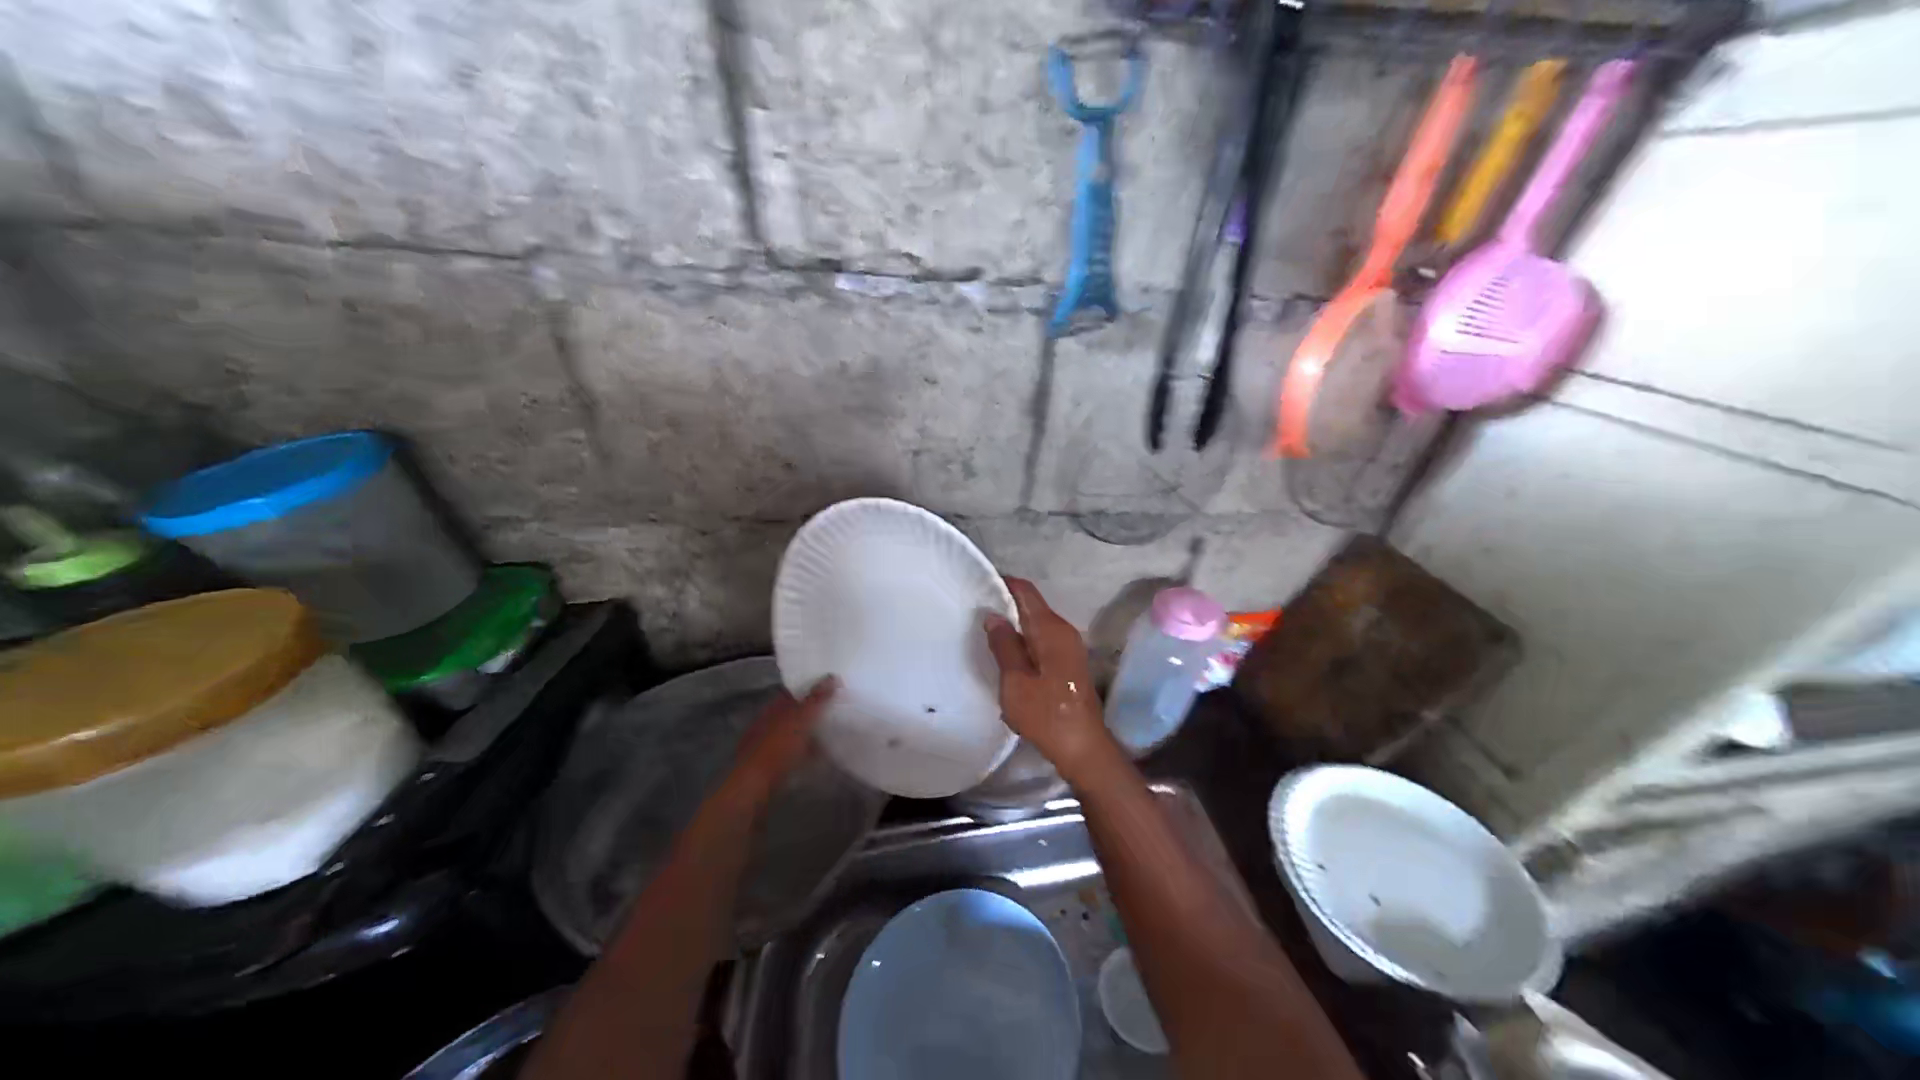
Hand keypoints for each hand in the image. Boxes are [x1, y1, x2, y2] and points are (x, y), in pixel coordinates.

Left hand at [727, 676, 836, 800]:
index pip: (792, 692)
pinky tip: (818, 758)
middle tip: (836, 712)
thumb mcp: (801, 719)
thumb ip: (817, 699)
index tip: (832, 689)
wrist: (754, 787)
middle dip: (811, 713)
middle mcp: (767, 723)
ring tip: (832, 735)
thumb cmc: (777, 748)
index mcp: (773, 708)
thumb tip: (832, 676)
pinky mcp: (769, 767)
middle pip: (793, 713)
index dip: (811, 689)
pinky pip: (792, 754)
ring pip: (792, 735)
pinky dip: (804, 754)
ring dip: (808, 735)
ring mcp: (766, 746)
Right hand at [984, 578, 1116, 779]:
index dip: (1003, 583)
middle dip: (1005, 604)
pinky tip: (1006, 652)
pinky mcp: (1068, 663)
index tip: (977, 583)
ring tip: (985, 630)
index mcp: (1051, 630)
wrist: (1082, 747)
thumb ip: (1004, 646)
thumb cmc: (1045, 714)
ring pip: (1036, 624)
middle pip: (1032, 606)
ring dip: (1014, 624)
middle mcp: (1064, 631)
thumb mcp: (1015, 682)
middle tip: (974, 608)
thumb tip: (993, 615)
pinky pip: (1042, 639)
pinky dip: (1024, 640)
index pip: (1026, 592)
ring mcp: (1069, 647)